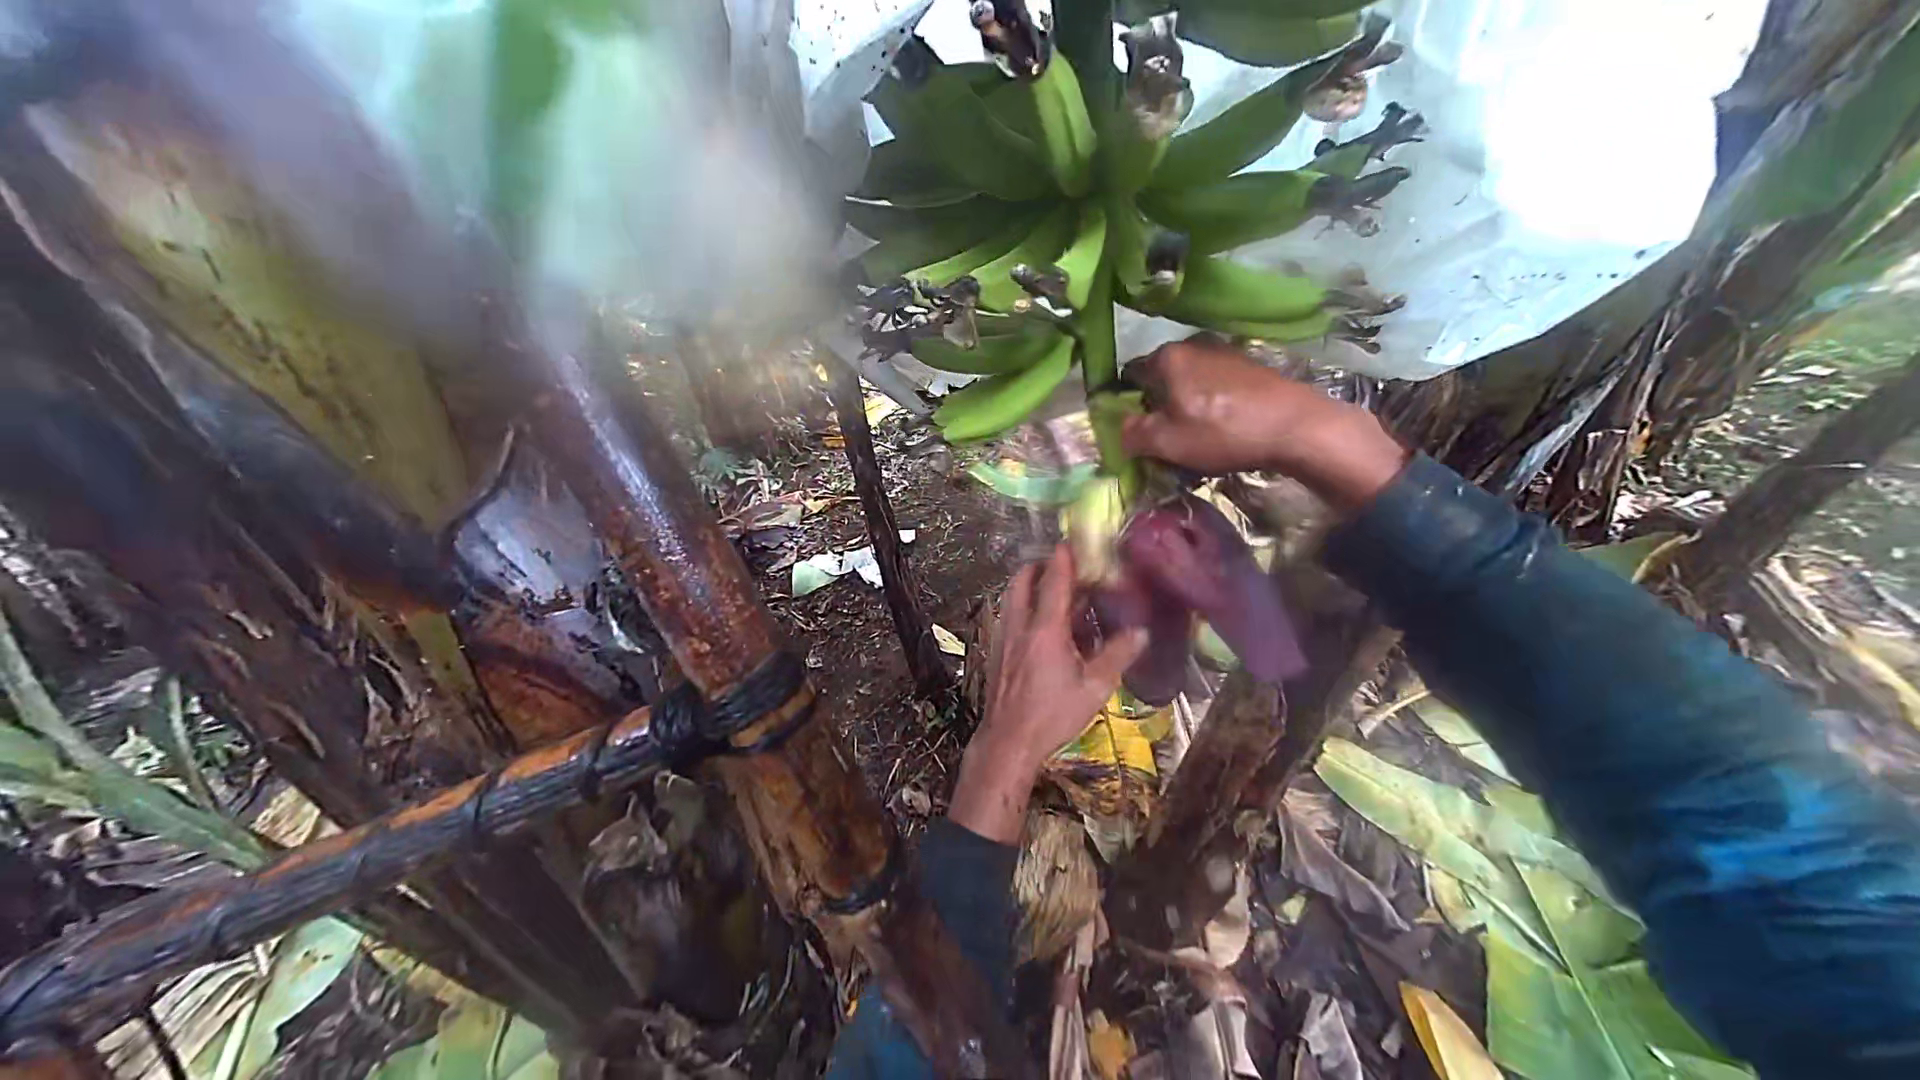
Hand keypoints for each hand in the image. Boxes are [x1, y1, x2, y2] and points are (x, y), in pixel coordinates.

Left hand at [947, 546, 1146, 843]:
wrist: (1009, 740)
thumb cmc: (1053, 714)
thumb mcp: (1094, 688)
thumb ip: (1116, 655)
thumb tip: (1140, 632)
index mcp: (1046, 630)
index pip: (1054, 582)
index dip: (1063, 559)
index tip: (1069, 543)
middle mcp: (1020, 626)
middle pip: (1021, 581)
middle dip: (1038, 566)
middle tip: (1059, 566)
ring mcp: (1004, 637)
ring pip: (1011, 597)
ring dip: (1027, 585)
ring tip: (1050, 592)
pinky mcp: (996, 651)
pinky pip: (1008, 615)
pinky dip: (1021, 606)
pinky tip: (1037, 625)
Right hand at [1121, 337, 1409, 512]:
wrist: (1296, 427)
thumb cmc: (1222, 432)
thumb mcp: (1166, 442)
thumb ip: (1131, 434)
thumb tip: (1119, 429)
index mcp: (1167, 357)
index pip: (1130, 377)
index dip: (1127, 406)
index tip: (1136, 432)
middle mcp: (1193, 345)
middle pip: (1160, 380)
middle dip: (1158, 408)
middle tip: (1165, 441)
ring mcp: (1225, 353)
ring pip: (1188, 384)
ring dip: (1185, 409)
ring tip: (1195, 439)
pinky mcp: (1250, 367)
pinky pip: (1214, 387)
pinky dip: (1210, 406)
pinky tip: (1222, 430)